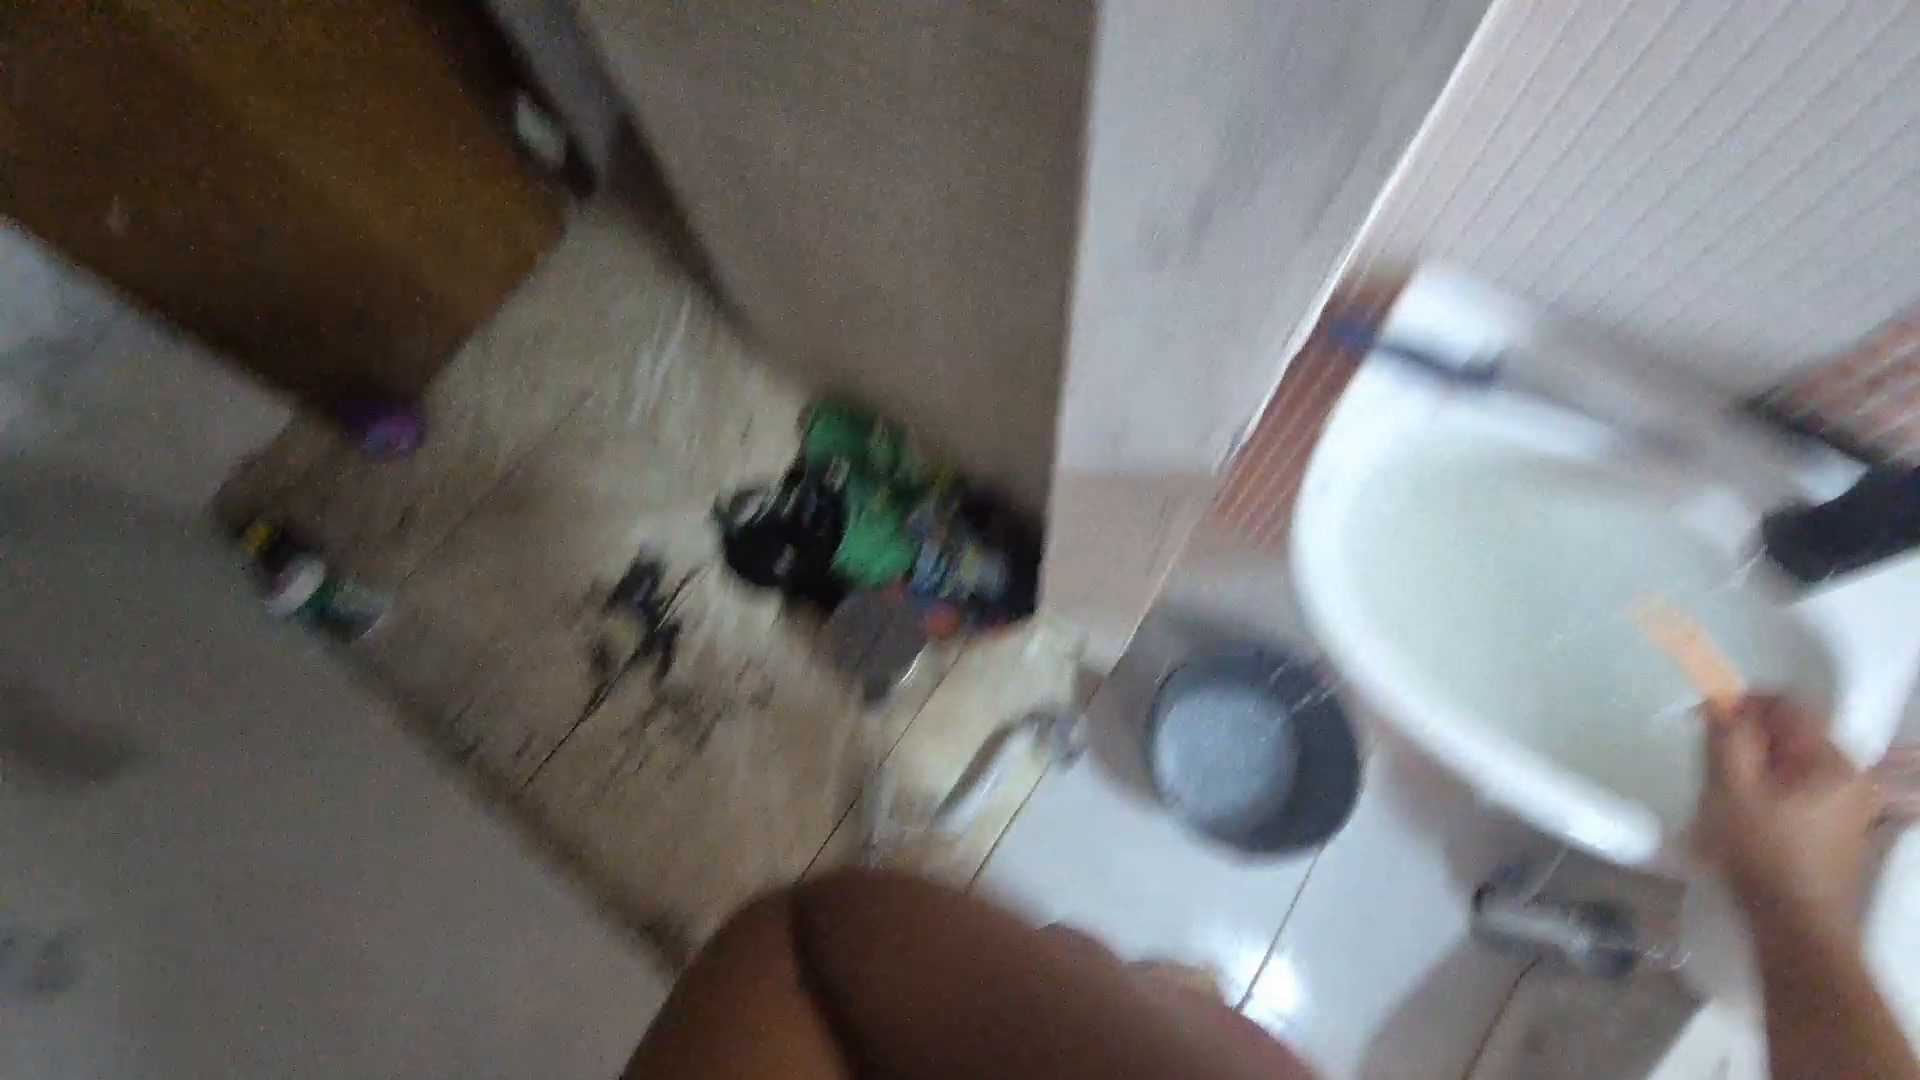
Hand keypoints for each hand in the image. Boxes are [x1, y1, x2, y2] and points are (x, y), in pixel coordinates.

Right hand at [1695, 695, 1884, 935]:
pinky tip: (1745, 809)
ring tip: (1723, 788)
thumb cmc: (1758, 851)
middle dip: (1745, 737)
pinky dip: (1768, 783)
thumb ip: (1728, 738)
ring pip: (1791, 759)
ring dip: (1753, 762)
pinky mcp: (1841, 823)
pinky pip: (1798, 783)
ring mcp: (1852, 803)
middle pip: (1790, 733)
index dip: (1744, 703)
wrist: (1793, 919)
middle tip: (1708, 759)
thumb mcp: (1729, 788)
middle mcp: (1852, 778)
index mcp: (1832, 764)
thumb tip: (1723, 703)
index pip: (1789, 707)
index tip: (1705, 717)